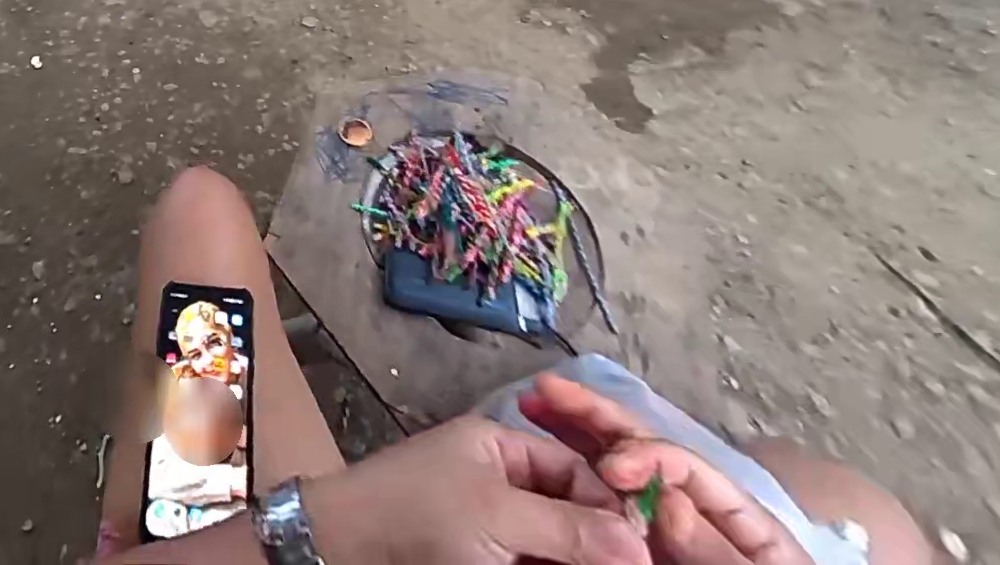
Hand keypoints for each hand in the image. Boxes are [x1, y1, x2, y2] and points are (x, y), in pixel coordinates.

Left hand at [300, 412, 648, 564]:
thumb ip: (568, 529)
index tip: (649, 552)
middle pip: (568, 513)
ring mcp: (490, 522)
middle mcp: (498, 478)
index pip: (572, 470)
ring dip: (575, 560)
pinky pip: (530, 559)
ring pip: (553, 546)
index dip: (611, 508)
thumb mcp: (497, 516)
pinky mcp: (481, 555)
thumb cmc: (421, 514)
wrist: (350, 544)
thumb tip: (640, 541)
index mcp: (496, 446)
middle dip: (599, 547)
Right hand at [522, 376, 813, 564]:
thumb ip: (718, 557)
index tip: (612, 466)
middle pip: (641, 445)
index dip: (647, 456)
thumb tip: (672, 502)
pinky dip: (566, 451)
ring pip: (612, 454)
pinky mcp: (629, 531)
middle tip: (549, 389)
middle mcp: (694, 507)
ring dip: (571, 421)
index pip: (686, 466)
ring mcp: (658, 517)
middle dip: (592, 412)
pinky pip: (595, 482)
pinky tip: (542, 432)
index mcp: (742, 523)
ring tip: (534, 400)